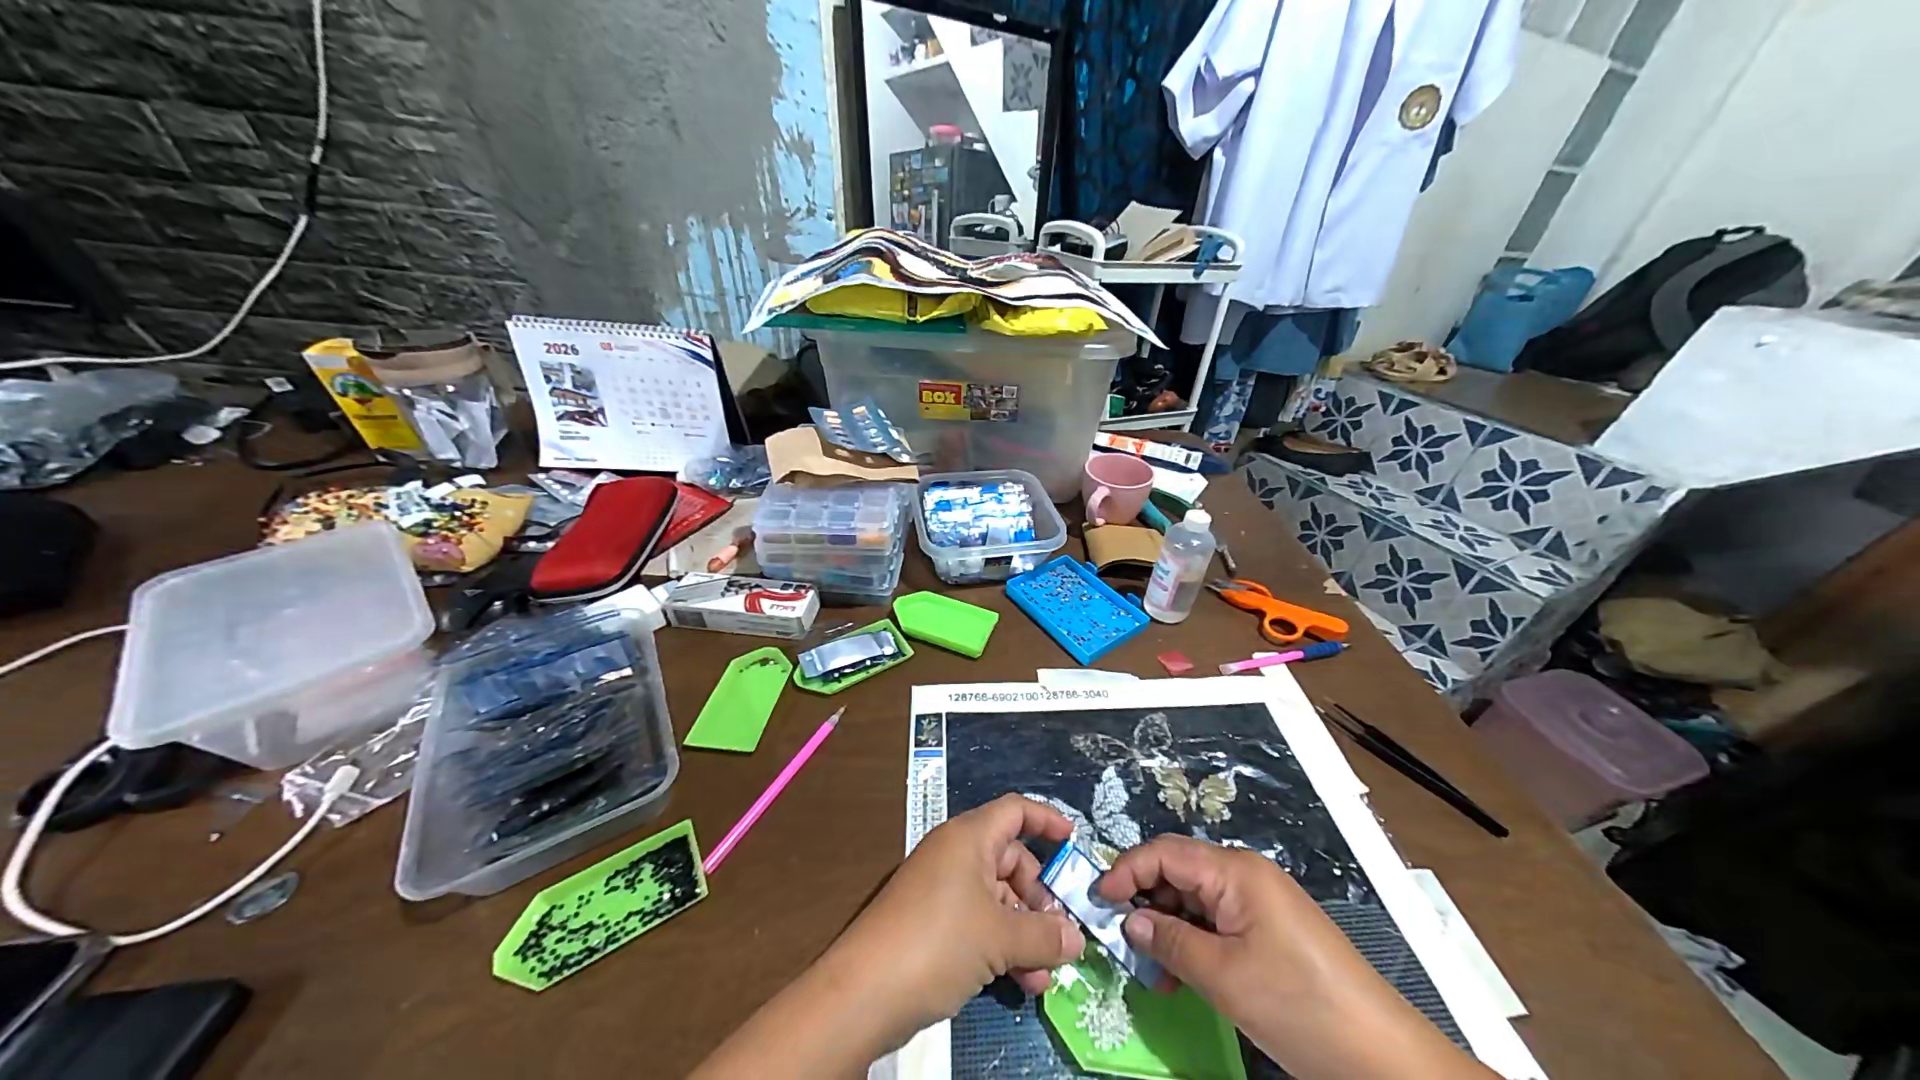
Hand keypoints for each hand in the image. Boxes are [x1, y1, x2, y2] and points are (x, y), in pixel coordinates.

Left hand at [692, 795, 1084, 1078]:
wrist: (865, 992)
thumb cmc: (938, 943)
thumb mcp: (1000, 938)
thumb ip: (1044, 935)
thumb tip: (1075, 939)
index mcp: (969, 838)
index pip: (1014, 811)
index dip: (1046, 819)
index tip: (1075, 841)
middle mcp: (955, 856)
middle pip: (1011, 860)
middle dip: (1040, 897)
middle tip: (1061, 934)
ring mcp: (941, 890)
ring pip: (997, 899)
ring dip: (1025, 932)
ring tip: (1044, 974)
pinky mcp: (931, 924)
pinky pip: (979, 924)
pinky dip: (1002, 946)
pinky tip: (1023, 982)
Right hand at [1097, 835, 1494, 1079]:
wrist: (1383, 1057)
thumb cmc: (1298, 1004)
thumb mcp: (1223, 975)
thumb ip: (1169, 941)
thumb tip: (1130, 922)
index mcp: (1236, 871)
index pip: (1166, 852)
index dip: (1127, 870)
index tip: (1098, 901)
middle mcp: (1246, 876)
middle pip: (1179, 874)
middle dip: (1146, 904)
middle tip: (1122, 943)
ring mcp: (1259, 905)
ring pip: (1194, 902)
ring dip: (1167, 931)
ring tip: (1152, 972)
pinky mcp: (1268, 933)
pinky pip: (1216, 925)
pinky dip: (1192, 945)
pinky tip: (1180, 977)